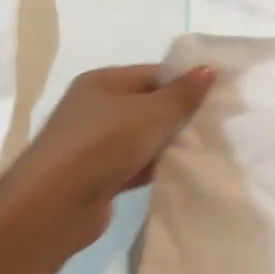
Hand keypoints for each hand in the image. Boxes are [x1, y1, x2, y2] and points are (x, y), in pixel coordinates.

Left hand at [0, 65, 215, 252]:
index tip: (220, 96)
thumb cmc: (103, 145)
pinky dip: (157, 167)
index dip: (186, 83)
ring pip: (146, 136)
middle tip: (219, 123)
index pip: (155, 74)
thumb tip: (208, 69)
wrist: (54, 205)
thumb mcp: (152, 113)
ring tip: (207, 147)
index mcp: (103, 82)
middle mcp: (96, 108)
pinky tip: (183, 171)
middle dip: (182, 115)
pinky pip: (138, 163)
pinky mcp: (100, 174)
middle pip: (151, 105)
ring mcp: (95, 142)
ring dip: (171, 144)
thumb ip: (183, 93)